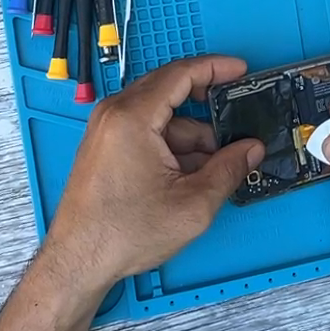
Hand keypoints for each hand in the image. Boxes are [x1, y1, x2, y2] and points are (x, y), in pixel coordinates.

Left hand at [45, 55, 264, 290]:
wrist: (78, 262)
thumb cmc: (121, 233)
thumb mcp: (192, 204)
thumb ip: (229, 169)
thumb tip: (251, 150)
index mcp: (133, 117)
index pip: (181, 73)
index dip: (216, 68)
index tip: (240, 70)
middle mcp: (115, 114)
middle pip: (171, 89)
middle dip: (208, 102)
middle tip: (237, 113)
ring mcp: (108, 129)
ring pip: (162, 114)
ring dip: (192, 132)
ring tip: (215, 164)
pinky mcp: (106, 145)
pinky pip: (147, 128)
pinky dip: (173, 143)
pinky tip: (191, 171)